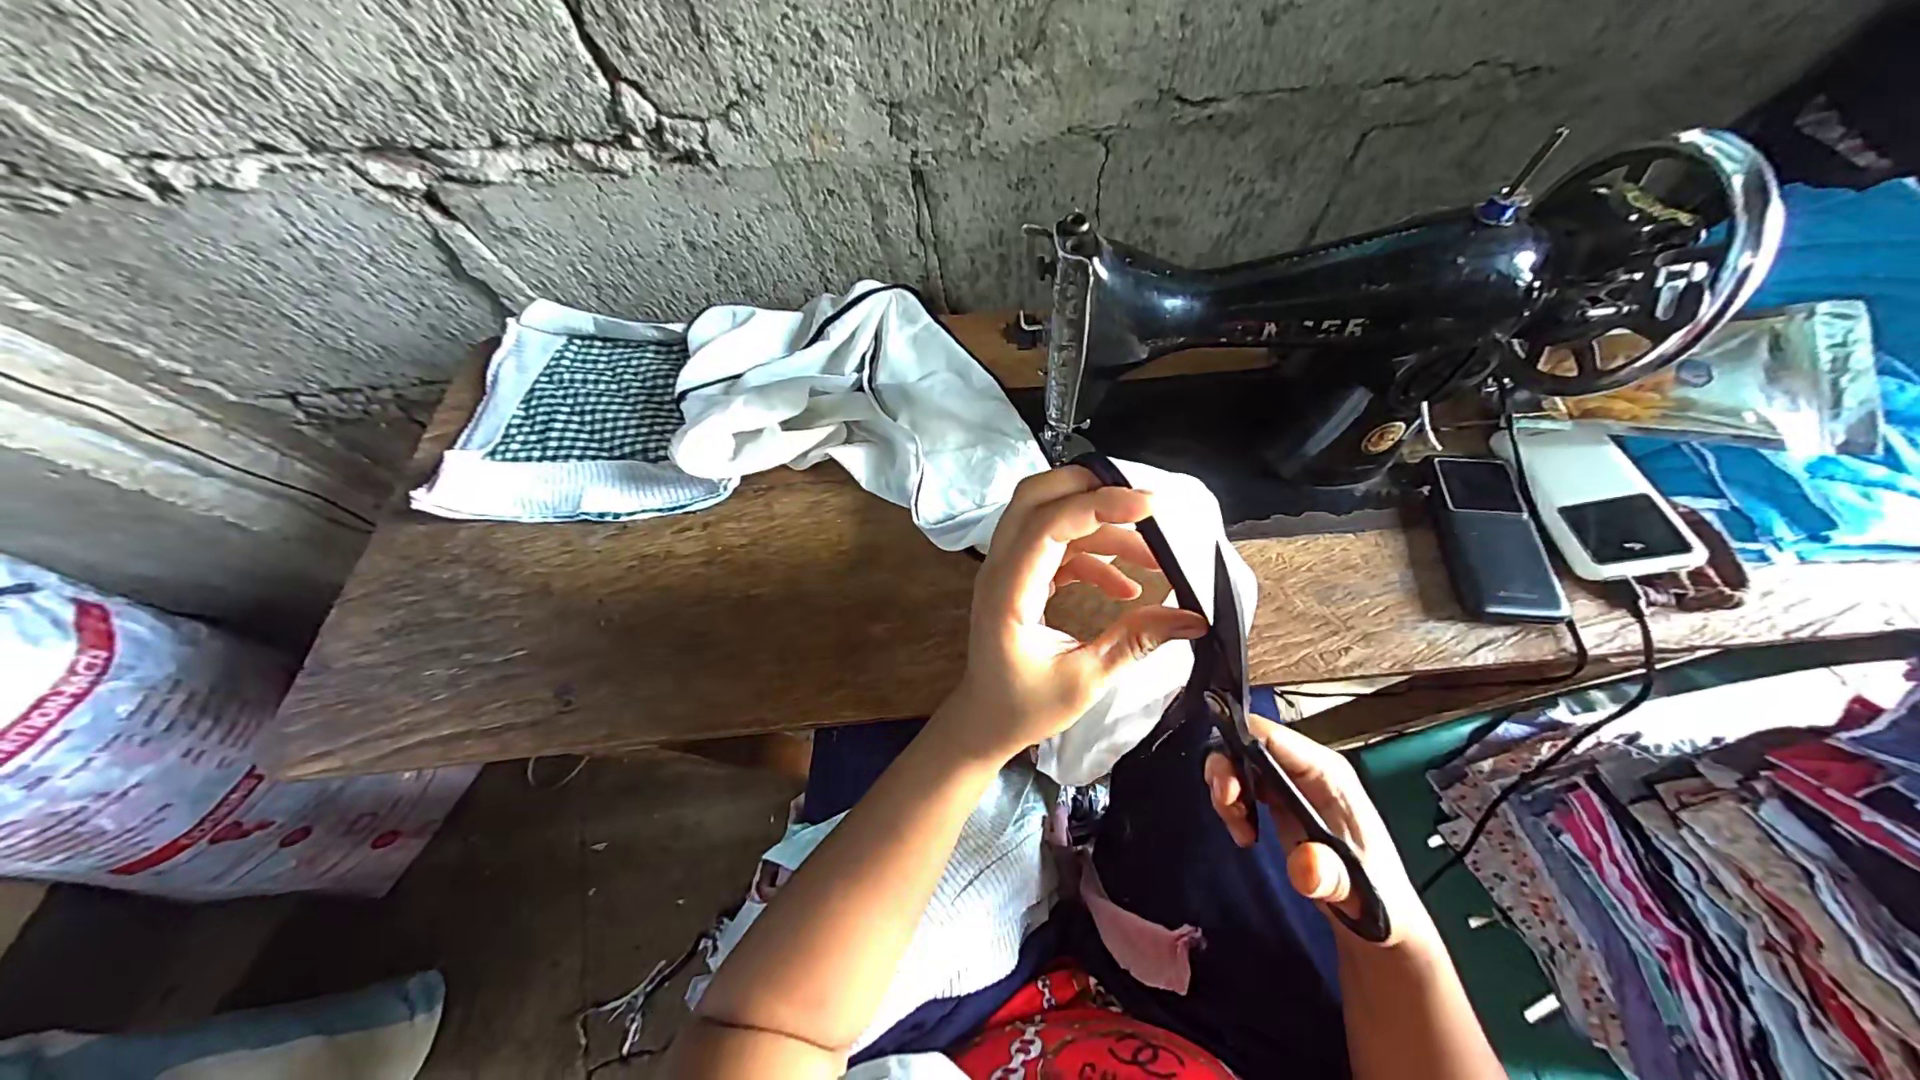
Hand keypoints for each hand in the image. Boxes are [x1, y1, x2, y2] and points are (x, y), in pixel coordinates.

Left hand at [932, 466, 1209, 764]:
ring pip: (1050, 516)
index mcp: (1008, 591)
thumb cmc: (1023, 706)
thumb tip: (1191, 618)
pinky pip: (1057, 545)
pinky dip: (1093, 552)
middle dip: (1092, 490)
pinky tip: (1126, 586)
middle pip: (1037, 497)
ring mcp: (1008, 569)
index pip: (1047, 524)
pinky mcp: (1022, 577)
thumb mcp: (1084, 680)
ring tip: (1154, 556)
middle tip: (1143, 506)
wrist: (986, 719)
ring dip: (1102, 526)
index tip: (1150, 505)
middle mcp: (1000, 569)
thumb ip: (1135, 642)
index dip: (1099, 505)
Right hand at [1205, 712, 1433, 946]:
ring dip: (1226, 790)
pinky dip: (1231, 803)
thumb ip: (1330, 876)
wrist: (1377, 916)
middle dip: (1226, 770)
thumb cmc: (1373, 898)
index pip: (1270, 735)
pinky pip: (1241, 781)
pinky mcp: (1279, 795)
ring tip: (1239, 827)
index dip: (1238, 749)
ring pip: (1238, 759)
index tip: (1228, 788)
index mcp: (1327, 772)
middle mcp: (1306, 767)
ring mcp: (1292, 780)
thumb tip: (1303, 863)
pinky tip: (1245, 832)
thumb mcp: (1357, 892)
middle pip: (1247, 741)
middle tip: (1229, 807)